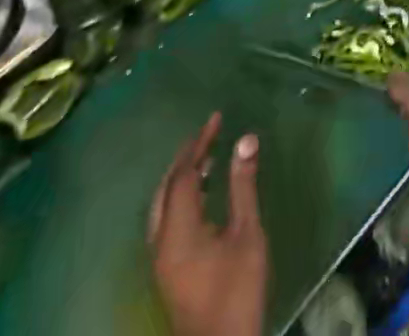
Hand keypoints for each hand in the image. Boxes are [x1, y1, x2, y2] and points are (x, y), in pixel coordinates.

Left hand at [148, 112, 266, 335]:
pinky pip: (167, 219)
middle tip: (208, 133)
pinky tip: (202, 193)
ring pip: (162, 206)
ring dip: (181, 177)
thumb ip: (243, 186)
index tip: (216, 119)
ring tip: (207, 156)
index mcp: (177, 232)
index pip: (182, 177)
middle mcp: (161, 243)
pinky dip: (182, 196)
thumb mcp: (248, 233)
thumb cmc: (238, 290)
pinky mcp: (168, 269)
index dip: (198, 145)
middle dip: (185, 158)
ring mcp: (161, 259)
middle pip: (165, 190)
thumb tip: (245, 140)